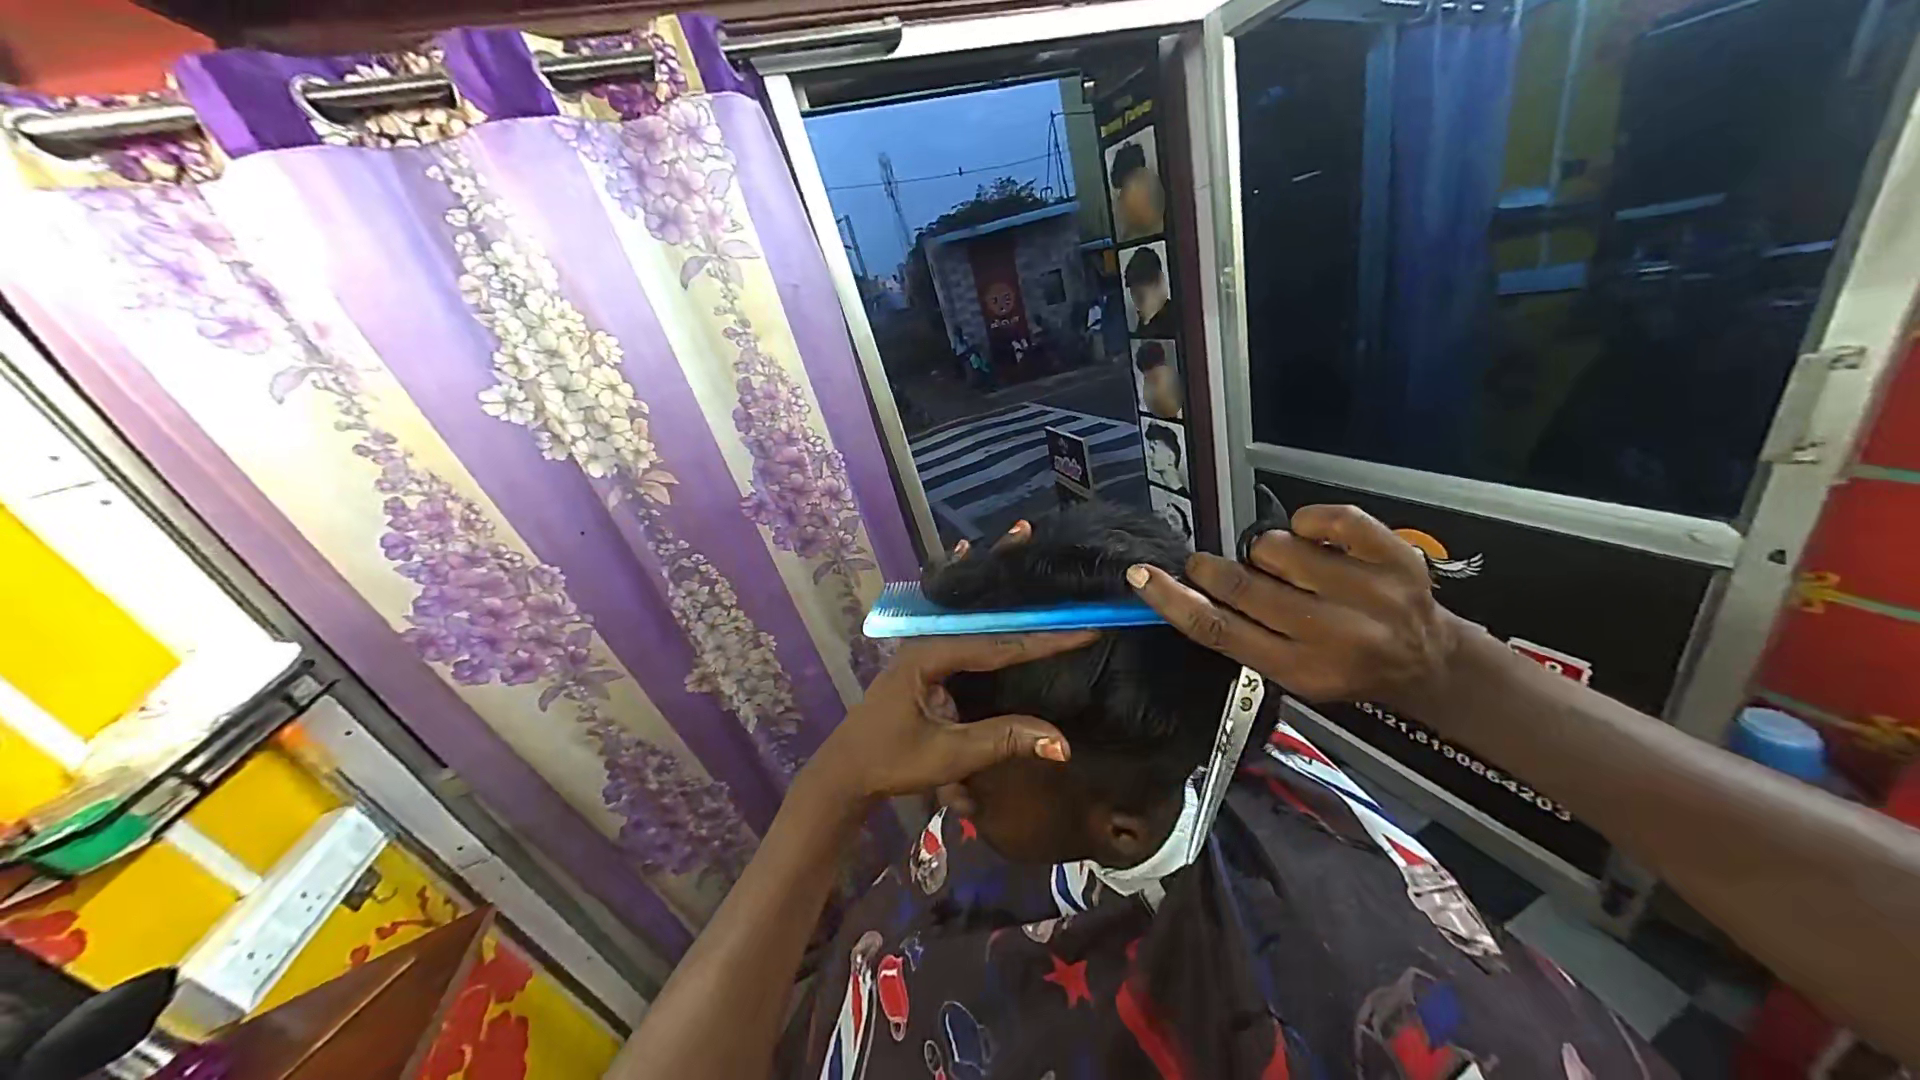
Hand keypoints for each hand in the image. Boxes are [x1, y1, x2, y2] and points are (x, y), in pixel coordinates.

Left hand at [807, 629, 1092, 803]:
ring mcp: (928, 654)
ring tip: (1061, 616)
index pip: (997, 644)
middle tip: (1079, 614)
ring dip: (1019, 629)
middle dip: (1035, 623)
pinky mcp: (931, 669)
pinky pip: (974, 652)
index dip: (1044, 641)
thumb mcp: (950, 753)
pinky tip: (1025, 635)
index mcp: (928, 654)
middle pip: (992, 630)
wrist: (845, 773)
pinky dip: (1001, 647)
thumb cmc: (891, 761)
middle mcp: (929, 643)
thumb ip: (1004, 741)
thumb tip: (1063, 743)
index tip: (1085, 631)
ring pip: (983, 637)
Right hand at [1127, 504, 1463, 709]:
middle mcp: (1335, 634)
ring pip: (1273, 544)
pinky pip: (1321, 517)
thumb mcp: (1289, 672)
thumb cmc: (1345, 668)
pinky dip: (1307, 524)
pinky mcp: (1393, 555)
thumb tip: (1186, 588)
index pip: (1218, 630)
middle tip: (1211, 567)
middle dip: (1211, 569)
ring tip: (1290, 570)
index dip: (1171, 599)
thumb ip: (1240, 635)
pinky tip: (1318, 545)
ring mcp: (1369, 591)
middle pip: (1239, 583)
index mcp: (1301, 669)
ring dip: (1267, 553)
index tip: (1142, 575)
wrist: (1429, 662)